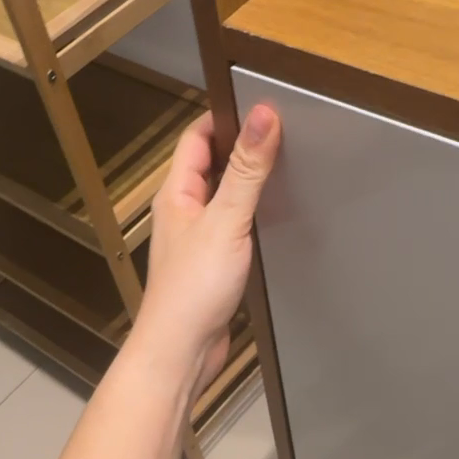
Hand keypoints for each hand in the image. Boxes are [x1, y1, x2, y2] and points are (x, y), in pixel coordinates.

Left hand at [133, 106, 281, 393]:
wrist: (182, 350)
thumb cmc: (192, 290)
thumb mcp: (226, 221)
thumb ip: (246, 170)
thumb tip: (264, 116)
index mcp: (176, 195)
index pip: (197, 138)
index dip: (225, 119)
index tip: (259, 108)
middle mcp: (182, 215)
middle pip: (211, 168)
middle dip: (241, 152)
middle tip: (279, 139)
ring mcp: (195, 243)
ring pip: (222, 203)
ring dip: (246, 190)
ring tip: (282, 177)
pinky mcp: (210, 269)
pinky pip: (231, 233)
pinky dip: (250, 224)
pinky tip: (271, 228)